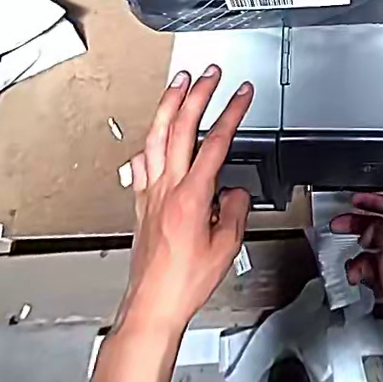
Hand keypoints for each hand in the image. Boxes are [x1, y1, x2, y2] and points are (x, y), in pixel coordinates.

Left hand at [114, 66, 253, 335]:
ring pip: (155, 137)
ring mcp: (150, 192)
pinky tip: (151, 134)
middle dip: (198, 94)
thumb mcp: (227, 246)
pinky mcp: (141, 202)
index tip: (242, 93)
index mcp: (191, 196)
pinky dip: (148, 141)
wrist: (152, 306)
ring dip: (168, 105)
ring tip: (178, 83)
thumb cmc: (185, 282)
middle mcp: (167, 188)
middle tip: (210, 74)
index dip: (231, 112)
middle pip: (181, 128)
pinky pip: (141, 163)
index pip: (215, 142)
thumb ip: (235, 209)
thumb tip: (234, 192)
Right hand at [330, 192, 382, 351]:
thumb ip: (379, 229)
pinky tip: (360, 280)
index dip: (372, 201)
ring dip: (359, 259)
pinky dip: (363, 275)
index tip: (356, 200)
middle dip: (357, 226)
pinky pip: (372, 274)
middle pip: (378, 228)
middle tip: (339, 225)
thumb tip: (370, 229)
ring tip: (354, 268)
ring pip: (372, 253)